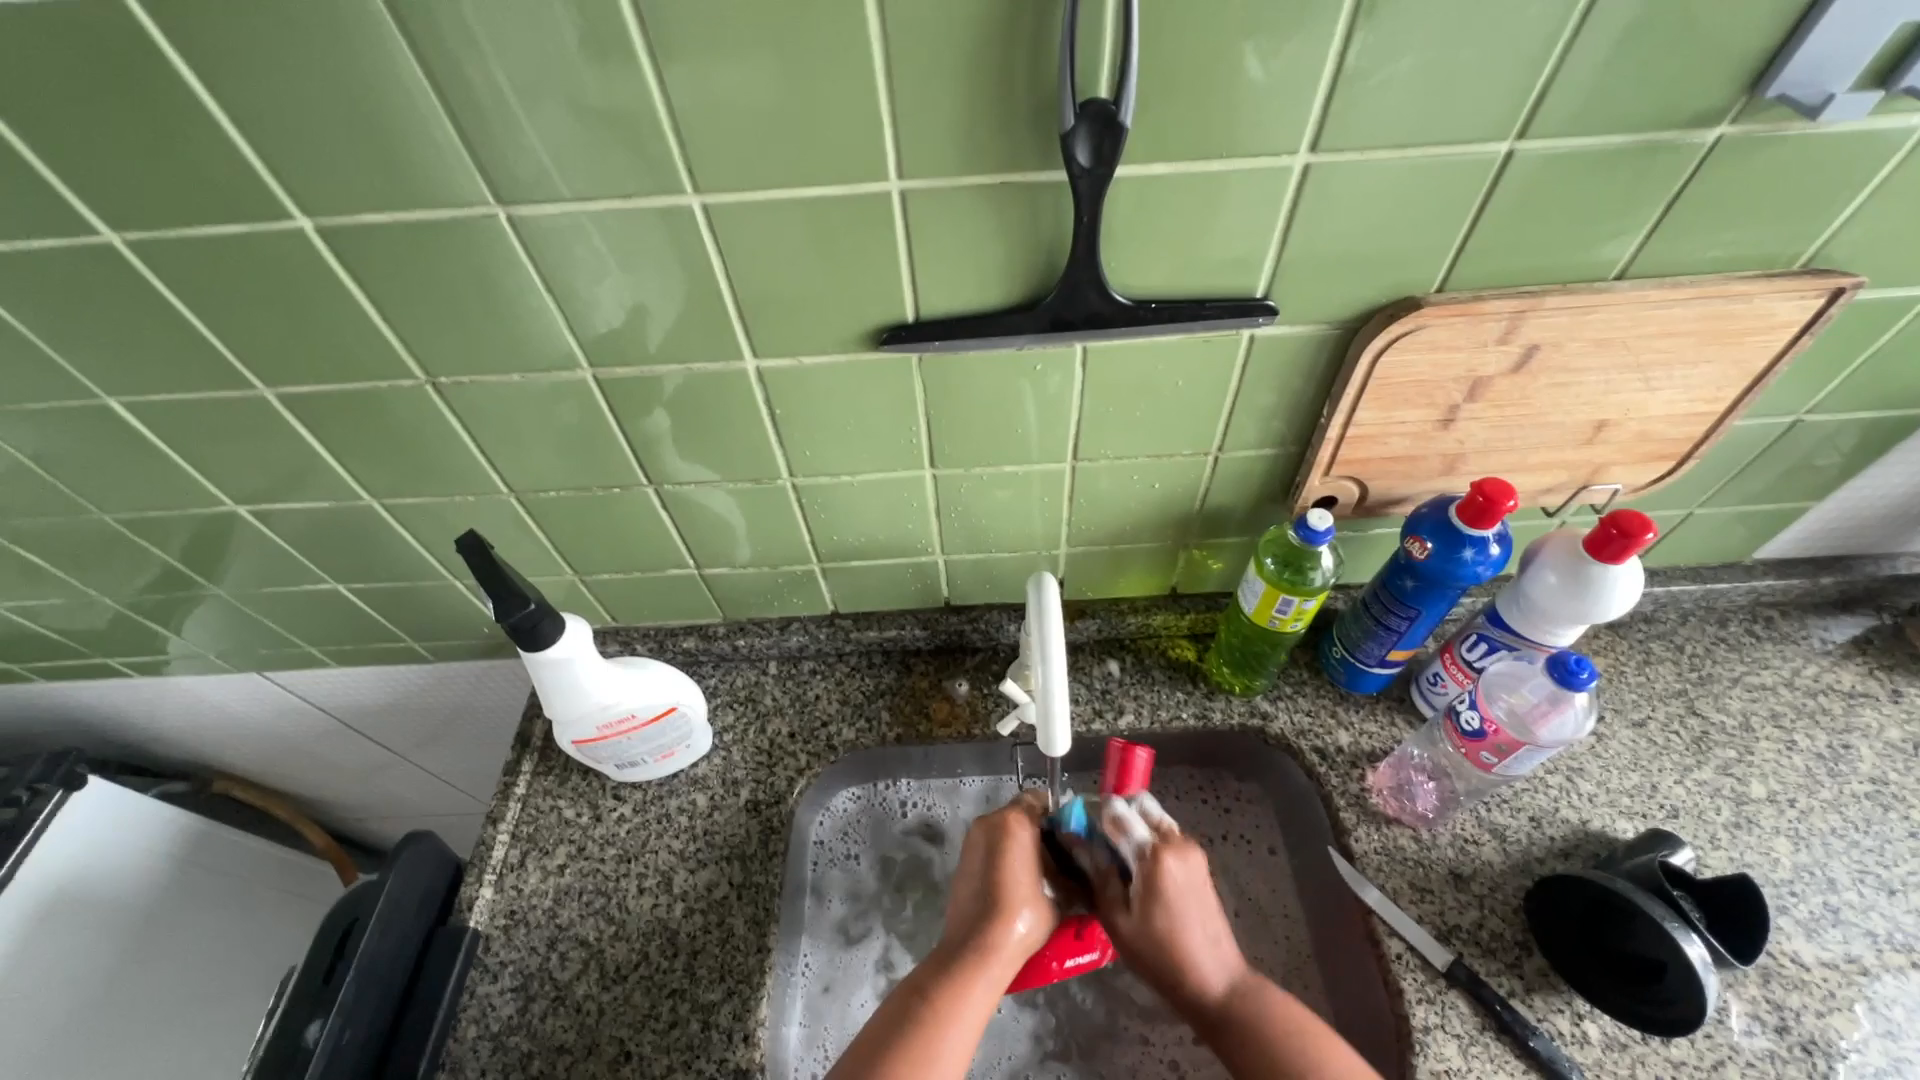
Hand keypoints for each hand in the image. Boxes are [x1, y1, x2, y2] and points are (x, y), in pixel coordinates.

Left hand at [938, 789, 1059, 972]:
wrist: (978, 947)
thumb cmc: (1023, 916)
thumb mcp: (1060, 894)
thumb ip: (1071, 873)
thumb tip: (1082, 872)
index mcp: (1015, 820)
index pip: (1039, 799)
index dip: (1056, 815)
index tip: (1069, 836)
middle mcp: (989, 821)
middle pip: (1020, 814)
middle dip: (1039, 831)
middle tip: (1059, 858)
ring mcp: (972, 839)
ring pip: (1003, 830)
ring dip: (1020, 844)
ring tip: (1039, 873)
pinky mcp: (962, 858)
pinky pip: (989, 846)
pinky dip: (1003, 856)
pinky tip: (1016, 883)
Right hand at [1089, 799, 1252, 1020]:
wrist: (1215, 981)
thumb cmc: (1159, 955)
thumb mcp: (1117, 920)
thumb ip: (1098, 873)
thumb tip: (1076, 840)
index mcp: (1154, 852)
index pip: (1117, 812)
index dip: (1094, 815)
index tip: (1078, 828)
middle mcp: (1176, 841)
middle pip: (1140, 805)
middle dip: (1117, 815)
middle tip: (1099, 842)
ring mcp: (1191, 849)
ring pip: (1155, 818)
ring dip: (1135, 827)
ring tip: (1117, 859)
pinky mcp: (1199, 861)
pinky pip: (1168, 835)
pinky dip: (1150, 839)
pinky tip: (1139, 870)